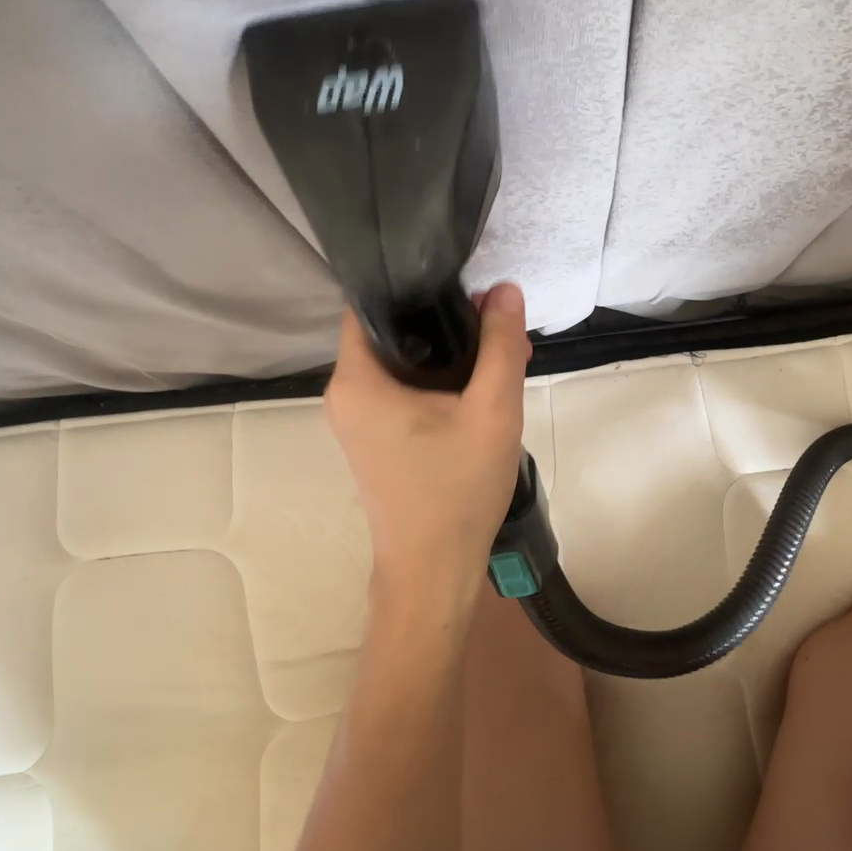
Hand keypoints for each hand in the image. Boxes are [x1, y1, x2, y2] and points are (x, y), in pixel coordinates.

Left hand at [325, 283, 532, 604]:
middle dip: (448, 321)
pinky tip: (484, 385)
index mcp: (357, 379)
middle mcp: (346, 393)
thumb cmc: (457, 490)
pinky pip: (406, 390)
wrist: (435, 570)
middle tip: (499, 322)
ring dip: (451, 353)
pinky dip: (442, 380)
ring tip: (502, 352)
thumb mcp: (492, 410)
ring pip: (405, 362)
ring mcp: (359, 418)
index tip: (463, 280)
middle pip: (393, 331)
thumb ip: (501, 345)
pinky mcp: (377, 438)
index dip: (415, 283)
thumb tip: (505, 290)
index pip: (371, 302)